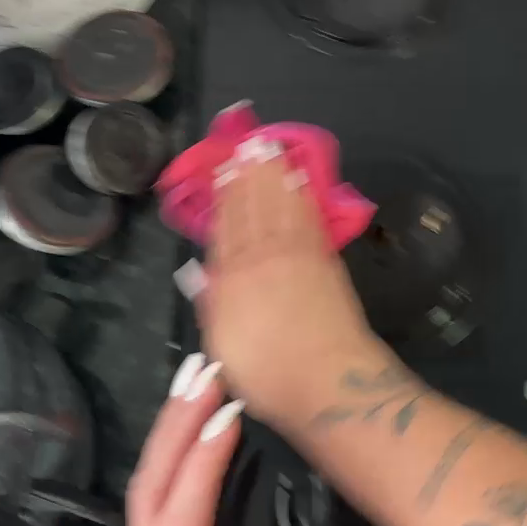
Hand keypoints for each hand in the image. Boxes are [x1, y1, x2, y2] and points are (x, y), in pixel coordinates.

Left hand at [127, 354, 288, 525]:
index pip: (181, 516)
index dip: (203, 458)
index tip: (232, 408)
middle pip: (150, 489)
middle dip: (176, 422)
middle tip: (206, 366)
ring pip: (145, 490)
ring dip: (168, 429)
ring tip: (193, 379)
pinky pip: (153, 500)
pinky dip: (169, 454)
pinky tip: (188, 433)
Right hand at [199, 144, 382, 423]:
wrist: (329, 381)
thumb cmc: (268, 373)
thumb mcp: (222, 346)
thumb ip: (211, 304)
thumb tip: (197, 272)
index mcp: (233, 278)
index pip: (225, 228)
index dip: (223, 197)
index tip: (221, 168)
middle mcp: (263, 257)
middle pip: (253, 208)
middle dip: (248, 176)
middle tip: (245, 144)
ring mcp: (297, 255)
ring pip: (280, 205)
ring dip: (273, 176)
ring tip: (268, 150)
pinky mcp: (325, 260)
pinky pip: (308, 218)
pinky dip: (302, 196)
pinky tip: (298, 181)